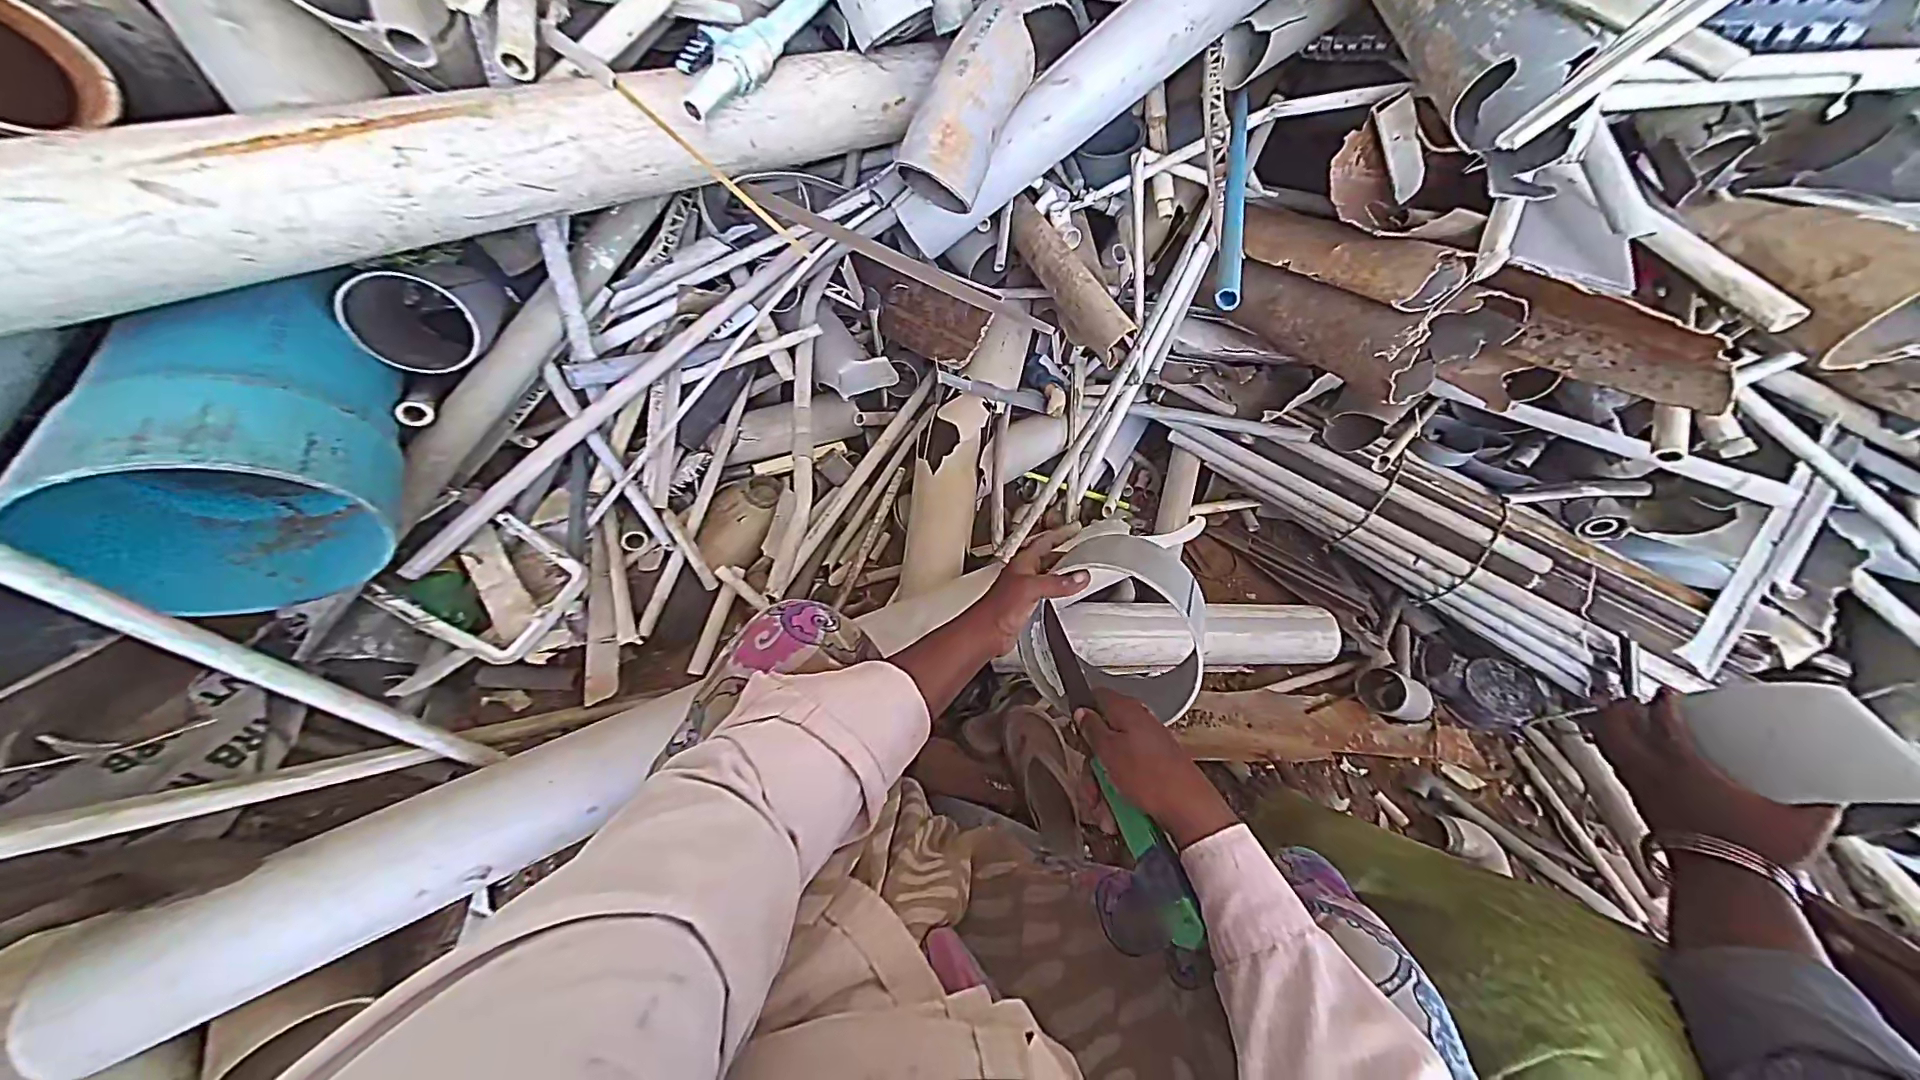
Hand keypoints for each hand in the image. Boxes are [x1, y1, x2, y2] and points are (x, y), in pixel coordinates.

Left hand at [973, 527, 1089, 655]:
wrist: (987, 632)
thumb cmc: (998, 607)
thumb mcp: (1031, 588)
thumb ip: (1057, 582)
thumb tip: (1079, 577)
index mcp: (1022, 562)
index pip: (1044, 541)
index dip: (1059, 534)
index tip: (1073, 528)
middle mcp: (1022, 573)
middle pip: (1046, 557)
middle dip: (1062, 552)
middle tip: (1079, 550)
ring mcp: (1023, 589)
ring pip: (1047, 574)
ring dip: (1061, 571)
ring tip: (1076, 570)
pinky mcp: (1025, 605)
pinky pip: (1046, 592)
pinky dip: (1057, 590)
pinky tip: (1062, 594)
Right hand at [1075, 688, 1235, 848]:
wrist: (1190, 810)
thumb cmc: (1153, 778)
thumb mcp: (1109, 750)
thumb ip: (1091, 728)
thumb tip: (1081, 712)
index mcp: (1127, 711)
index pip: (1095, 698)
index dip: (1081, 715)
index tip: (1074, 735)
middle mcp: (1139, 725)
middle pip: (1101, 739)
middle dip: (1091, 767)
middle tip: (1091, 786)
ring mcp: (1148, 748)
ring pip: (1112, 764)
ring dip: (1102, 788)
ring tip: (1105, 810)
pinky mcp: (1155, 770)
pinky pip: (1127, 780)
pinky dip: (1118, 796)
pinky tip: (1117, 814)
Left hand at [1595, 689, 1838, 868]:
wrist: (1724, 881)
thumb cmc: (1755, 851)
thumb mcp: (1800, 822)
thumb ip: (1816, 804)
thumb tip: (1832, 797)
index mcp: (1685, 767)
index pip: (1664, 724)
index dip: (1663, 704)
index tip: (1666, 693)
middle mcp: (1652, 773)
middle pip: (1616, 728)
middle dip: (1618, 709)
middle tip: (1628, 699)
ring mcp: (1640, 787)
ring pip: (1609, 746)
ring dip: (1610, 728)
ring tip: (1617, 717)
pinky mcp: (1638, 802)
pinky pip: (1618, 767)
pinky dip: (1617, 752)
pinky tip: (1627, 754)